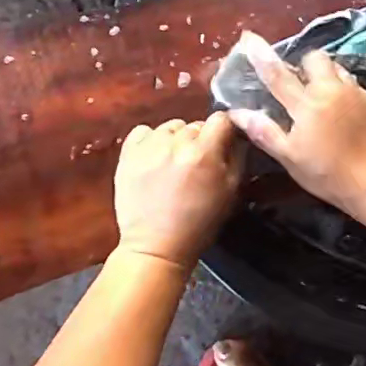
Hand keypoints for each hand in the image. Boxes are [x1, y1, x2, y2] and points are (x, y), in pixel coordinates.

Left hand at [113, 113, 244, 267]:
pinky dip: (151, 141)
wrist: (156, 246)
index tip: (224, 143)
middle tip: (199, 164)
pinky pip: (144, 132)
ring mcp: (149, 147)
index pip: (222, 119)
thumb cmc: (200, 223)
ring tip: (174, 163)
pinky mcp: (128, 154)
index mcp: (205, 152)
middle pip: (196, 125)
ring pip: (171, 127)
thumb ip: (237, 157)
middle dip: (201, 140)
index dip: (226, 130)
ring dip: (176, 140)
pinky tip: (155, 159)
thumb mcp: (231, 191)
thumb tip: (238, 136)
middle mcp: (176, 143)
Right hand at [226, 31, 365, 213]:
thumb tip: (237, 112)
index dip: (261, 55)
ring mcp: (354, 92)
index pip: (278, 73)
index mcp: (306, 104)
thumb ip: (264, 131)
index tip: (249, 38)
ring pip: (336, 68)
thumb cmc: (326, 173)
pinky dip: (341, 88)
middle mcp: (331, 90)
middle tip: (298, 83)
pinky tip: (339, 107)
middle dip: (304, 64)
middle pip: (315, 58)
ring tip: (319, 94)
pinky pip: (352, 83)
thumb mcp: (290, 156)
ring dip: (325, 74)